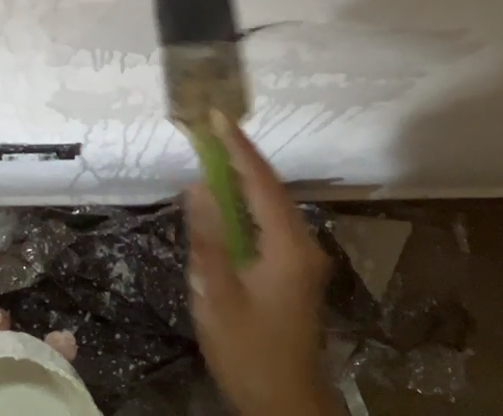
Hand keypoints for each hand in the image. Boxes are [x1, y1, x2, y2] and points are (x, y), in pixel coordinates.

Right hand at [185, 110, 340, 415]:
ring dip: (247, 179)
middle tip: (213, 129)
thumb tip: (198, 185)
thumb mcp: (217, 295)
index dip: (238, 148)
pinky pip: (273, 222)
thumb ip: (208, 237)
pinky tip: (232, 201)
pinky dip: (252, 204)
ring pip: (274, 204)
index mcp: (288, 246)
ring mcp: (304, 258)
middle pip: (271, 188)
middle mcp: (303, 244)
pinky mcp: (298, 270)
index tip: (219, 117)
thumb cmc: (248, 351)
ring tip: (217, 154)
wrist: (285, 403)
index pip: (260, 182)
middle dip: (242, 157)